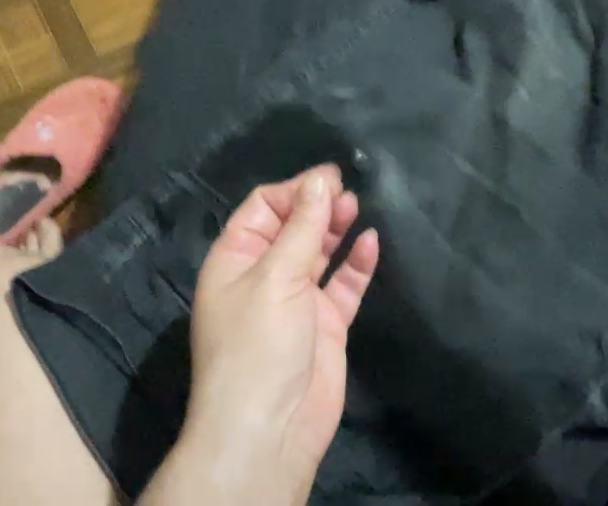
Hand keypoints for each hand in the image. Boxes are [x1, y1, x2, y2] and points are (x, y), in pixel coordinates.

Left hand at [179, 165, 379, 502]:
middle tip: (349, 188)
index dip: (294, 190)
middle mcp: (264, 274)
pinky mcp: (326, 324)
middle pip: (293, 225)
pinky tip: (371, 242)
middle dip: (318, 205)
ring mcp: (296, 300)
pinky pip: (343, 284)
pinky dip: (356, 263)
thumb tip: (321, 180)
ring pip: (319, 251)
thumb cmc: (258, 343)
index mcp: (236, 258)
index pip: (263, 207)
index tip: (329, 177)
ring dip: (337, 228)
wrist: (270, 430)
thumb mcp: (274, 277)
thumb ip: (302, 227)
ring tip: (358, 205)